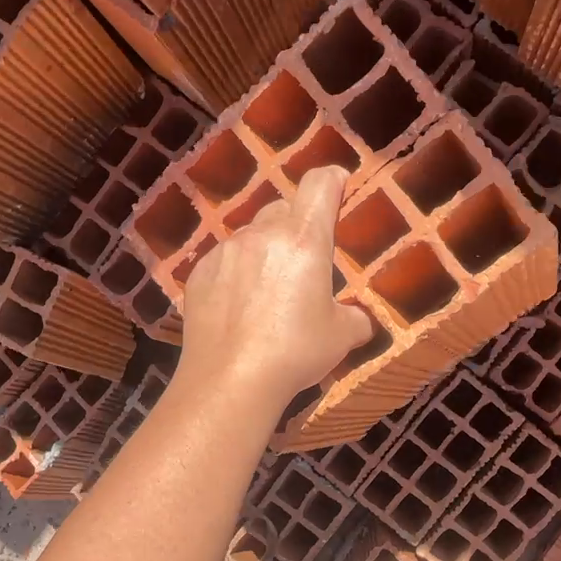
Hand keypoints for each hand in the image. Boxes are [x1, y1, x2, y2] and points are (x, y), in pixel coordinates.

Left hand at [178, 165, 374, 411]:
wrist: (229, 380)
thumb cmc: (294, 353)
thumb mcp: (342, 337)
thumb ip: (356, 317)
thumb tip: (361, 319)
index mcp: (304, 240)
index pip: (319, 184)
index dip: (332, 179)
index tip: (338, 185)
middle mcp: (262, 234)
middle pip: (284, 208)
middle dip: (298, 224)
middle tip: (305, 259)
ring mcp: (226, 252)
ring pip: (251, 235)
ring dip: (265, 250)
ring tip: (269, 289)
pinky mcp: (199, 273)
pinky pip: (225, 260)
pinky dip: (237, 272)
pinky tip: (240, 306)